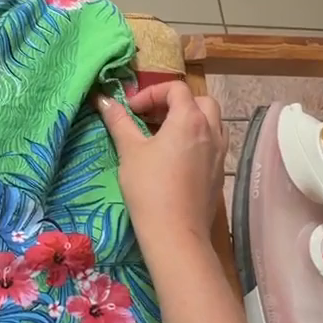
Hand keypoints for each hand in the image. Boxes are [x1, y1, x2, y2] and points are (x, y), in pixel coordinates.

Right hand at [96, 82, 225, 251]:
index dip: (151, 93)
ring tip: (165, 135)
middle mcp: (211, 131)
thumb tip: (103, 99)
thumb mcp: (129, 150)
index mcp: (189, 119)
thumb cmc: (149, 187)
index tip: (132, 110)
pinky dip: (197, 140)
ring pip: (212, 122)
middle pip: (200, 101)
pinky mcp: (219, 172)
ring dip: (190, 120)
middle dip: (175, 103)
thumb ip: (118, 121)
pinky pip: (212, 144)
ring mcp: (219, 153)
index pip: (176, 88)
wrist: (176, 233)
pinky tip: (176, 158)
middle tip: (151, 118)